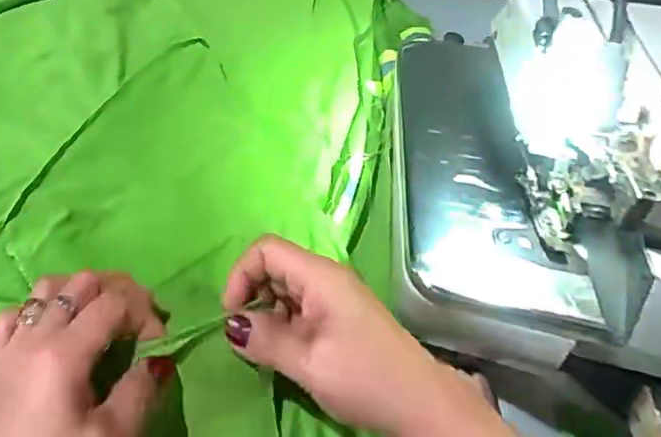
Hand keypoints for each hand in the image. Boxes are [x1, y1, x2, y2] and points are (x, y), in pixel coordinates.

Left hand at [0, 271, 174, 436]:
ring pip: (46, 287)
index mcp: (64, 350)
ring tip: (101, 309)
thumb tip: (159, 359)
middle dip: (115, 290)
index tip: (160, 337)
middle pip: (79, 283)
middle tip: (140, 315)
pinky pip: (16, 313)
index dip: (142, 312)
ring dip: (77, 289)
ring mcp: (11, 342)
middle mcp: (36, 333)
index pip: (111, 304)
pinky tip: (53, 325)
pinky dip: (38, 307)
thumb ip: (137, 393)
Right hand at [221, 236, 506, 436]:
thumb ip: (265, 340)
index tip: (233, 313)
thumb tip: (230, 326)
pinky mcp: (344, 314)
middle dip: (253, 294)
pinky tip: (291, 352)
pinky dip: (287, 321)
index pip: (265, 249)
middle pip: (274, 265)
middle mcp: (326, 274)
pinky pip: (302, 304)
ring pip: (287, 286)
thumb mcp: (308, 363)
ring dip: (270, 312)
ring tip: (269, 348)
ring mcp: (337, 294)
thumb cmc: (366, 378)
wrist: (430, 411)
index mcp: (318, 274)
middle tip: (249, 334)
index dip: (241, 274)